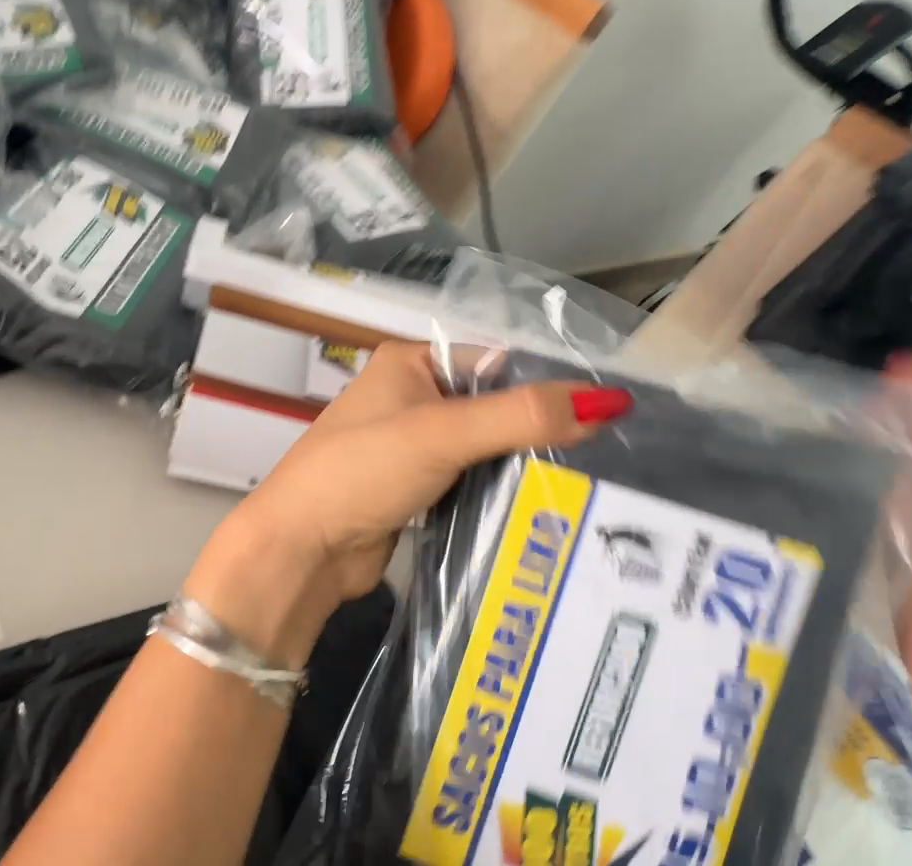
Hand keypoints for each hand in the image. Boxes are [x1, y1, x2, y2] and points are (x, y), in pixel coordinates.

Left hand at [182, 342, 625, 665]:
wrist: (300, 549)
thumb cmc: (363, 472)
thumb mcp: (444, 433)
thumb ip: (523, 416)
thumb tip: (611, 401)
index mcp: (410, 362)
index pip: (496, 362)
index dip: (546, 387)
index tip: (607, 417)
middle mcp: (410, 396)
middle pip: (492, 406)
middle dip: (538, 432)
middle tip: (604, 462)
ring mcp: (411, 446)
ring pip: (483, 448)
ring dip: (521, 467)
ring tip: (588, 488)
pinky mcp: (415, 489)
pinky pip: (469, 482)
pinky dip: (498, 494)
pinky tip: (542, 510)